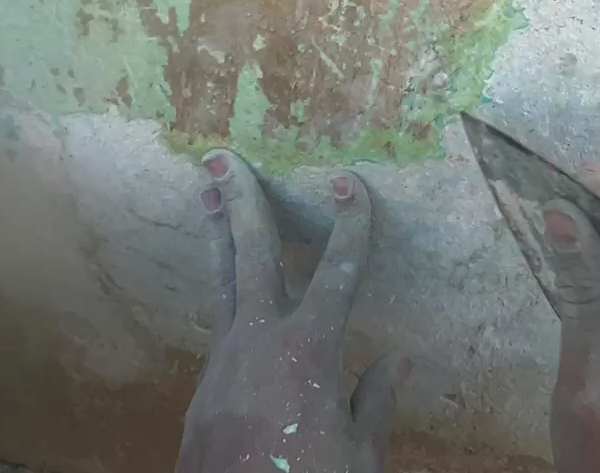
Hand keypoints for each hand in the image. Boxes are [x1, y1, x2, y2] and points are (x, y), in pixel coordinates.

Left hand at [177, 149, 407, 472]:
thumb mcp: (360, 458)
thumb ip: (375, 402)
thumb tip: (395, 358)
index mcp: (308, 350)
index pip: (338, 269)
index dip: (351, 223)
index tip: (350, 182)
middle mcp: (260, 340)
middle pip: (252, 253)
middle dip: (243, 199)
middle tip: (221, 156)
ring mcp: (225, 360)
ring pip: (223, 280)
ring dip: (218, 232)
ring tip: (208, 192)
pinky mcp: (204, 386)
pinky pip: (220, 322)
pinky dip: (225, 290)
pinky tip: (232, 286)